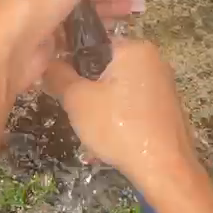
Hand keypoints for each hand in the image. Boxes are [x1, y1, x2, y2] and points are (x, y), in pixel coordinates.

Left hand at [0, 0, 146, 98]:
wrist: (4, 54)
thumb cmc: (34, 1)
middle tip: (142, 1)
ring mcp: (34, 16)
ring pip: (75, 10)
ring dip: (106, 12)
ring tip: (136, 16)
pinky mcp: (39, 43)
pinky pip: (69, 34)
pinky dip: (90, 34)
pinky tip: (112, 37)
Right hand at [42, 38, 201, 197]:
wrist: (164, 169)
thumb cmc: (118, 127)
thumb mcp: (77, 100)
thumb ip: (57, 76)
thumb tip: (47, 63)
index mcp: (134, 48)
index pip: (91, 43)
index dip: (70, 63)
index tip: (60, 84)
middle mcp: (153, 60)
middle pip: (103, 69)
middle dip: (86, 91)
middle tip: (77, 113)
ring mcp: (162, 84)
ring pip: (115, 90)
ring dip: (98, 110)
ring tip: (92, 133)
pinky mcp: (165, 107)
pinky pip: (130, 105)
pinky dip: (116, 119)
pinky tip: (109, 141)